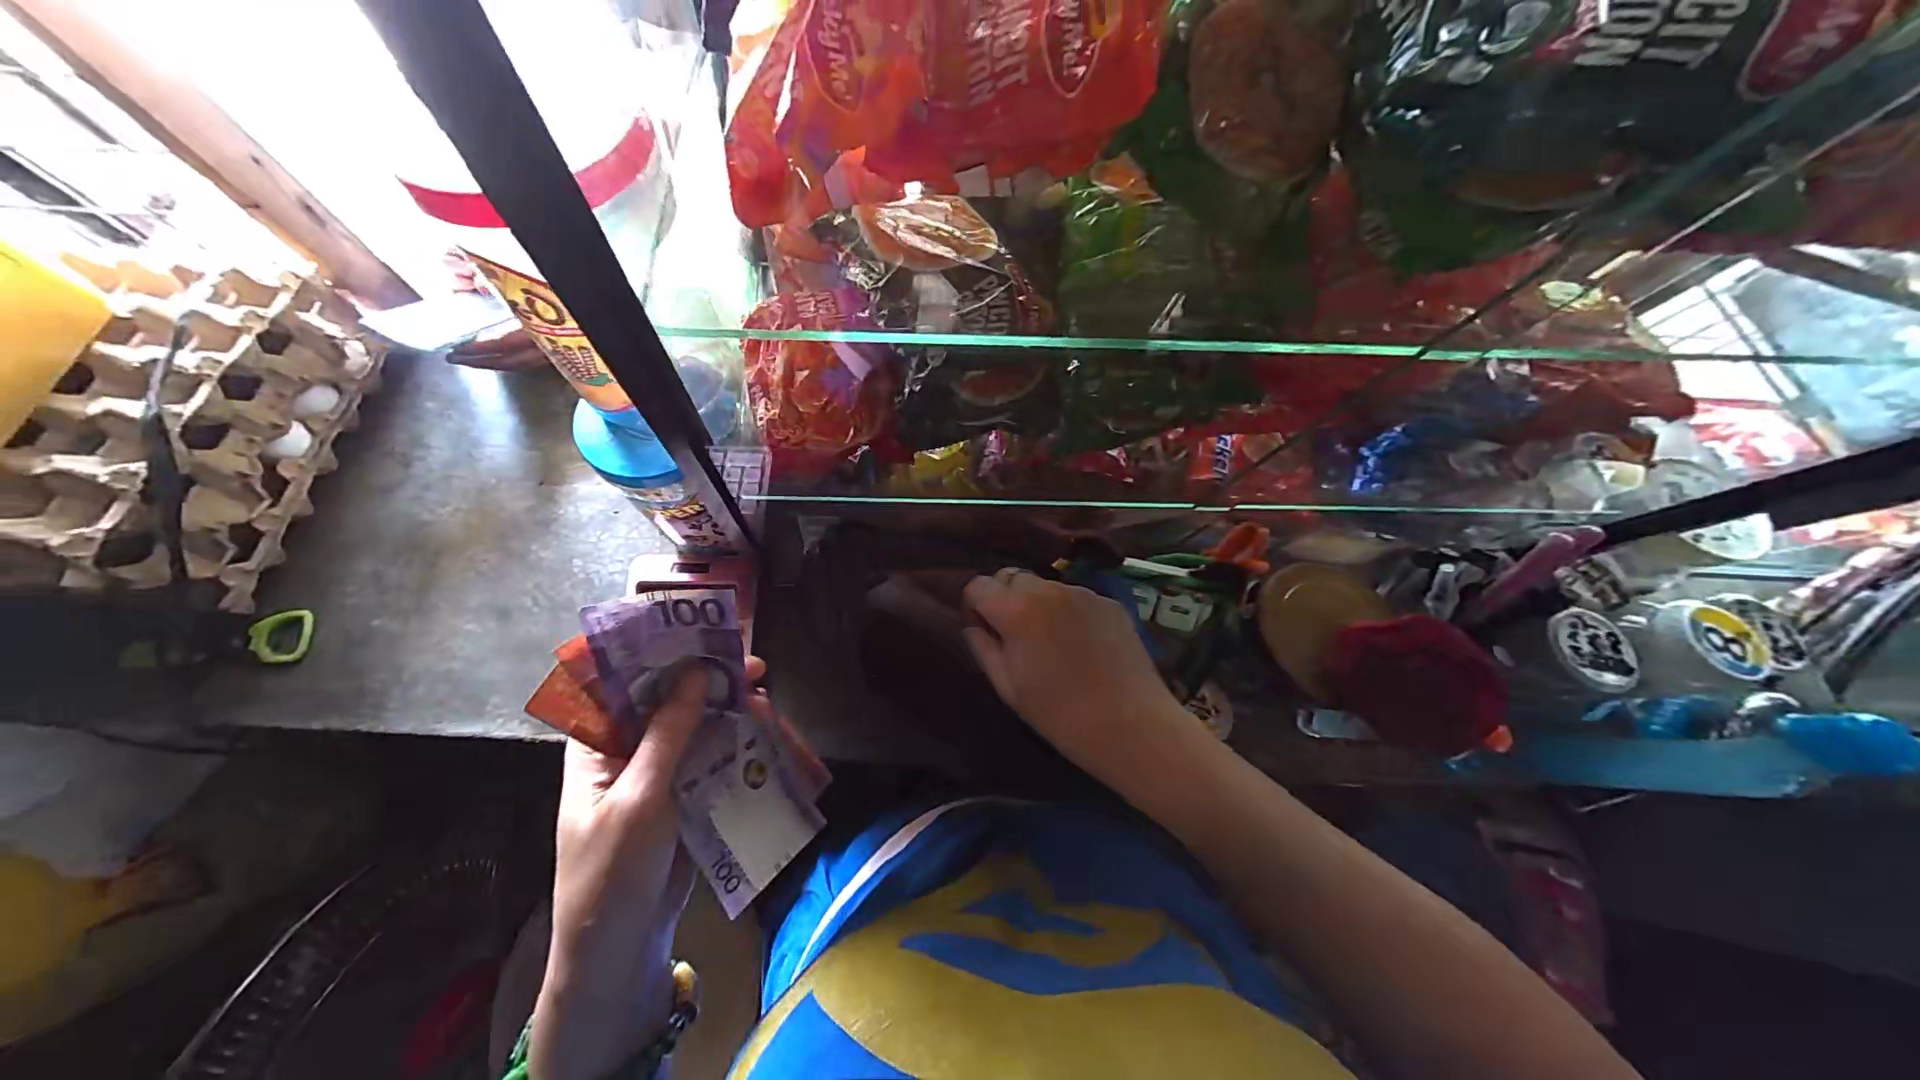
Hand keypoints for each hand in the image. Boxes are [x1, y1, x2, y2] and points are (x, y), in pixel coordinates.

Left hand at [530, 656, 766, 1079]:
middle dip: (709, 677)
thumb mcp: (639, 798)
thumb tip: (699, 672)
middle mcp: (629, 746)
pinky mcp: (688, 790)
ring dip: (730, 708)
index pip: (624, 680)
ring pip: (699, 723)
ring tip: (765, 697)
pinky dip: (739, 740)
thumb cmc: (611, 870)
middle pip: (671, 697)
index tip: (701, 628)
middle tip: (754, 665)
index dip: (661, 650)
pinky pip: (715, 754)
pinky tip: (765, 730)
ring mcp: (661, 769)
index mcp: (598, 742)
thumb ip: (670, 733)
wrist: (621, 943)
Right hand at [961, 570, 1191, 786]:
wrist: (1130, 724)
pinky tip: (1081, 645)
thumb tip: (974, 624)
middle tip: (1015, 636)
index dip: (975, 606)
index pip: (978, 585)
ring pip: (1045, 586)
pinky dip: (1068, 612)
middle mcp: (1048, 589)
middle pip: (1012, 577)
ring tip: (1052, 642)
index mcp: (1016, 610)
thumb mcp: (1008, 687)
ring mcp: (1083, 592)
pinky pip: (1075, 597)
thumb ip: (983, 647)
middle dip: (1005, 599)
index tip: (984, 631)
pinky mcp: (1110, 602)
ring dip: (1038, 604)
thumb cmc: (1059, 714)